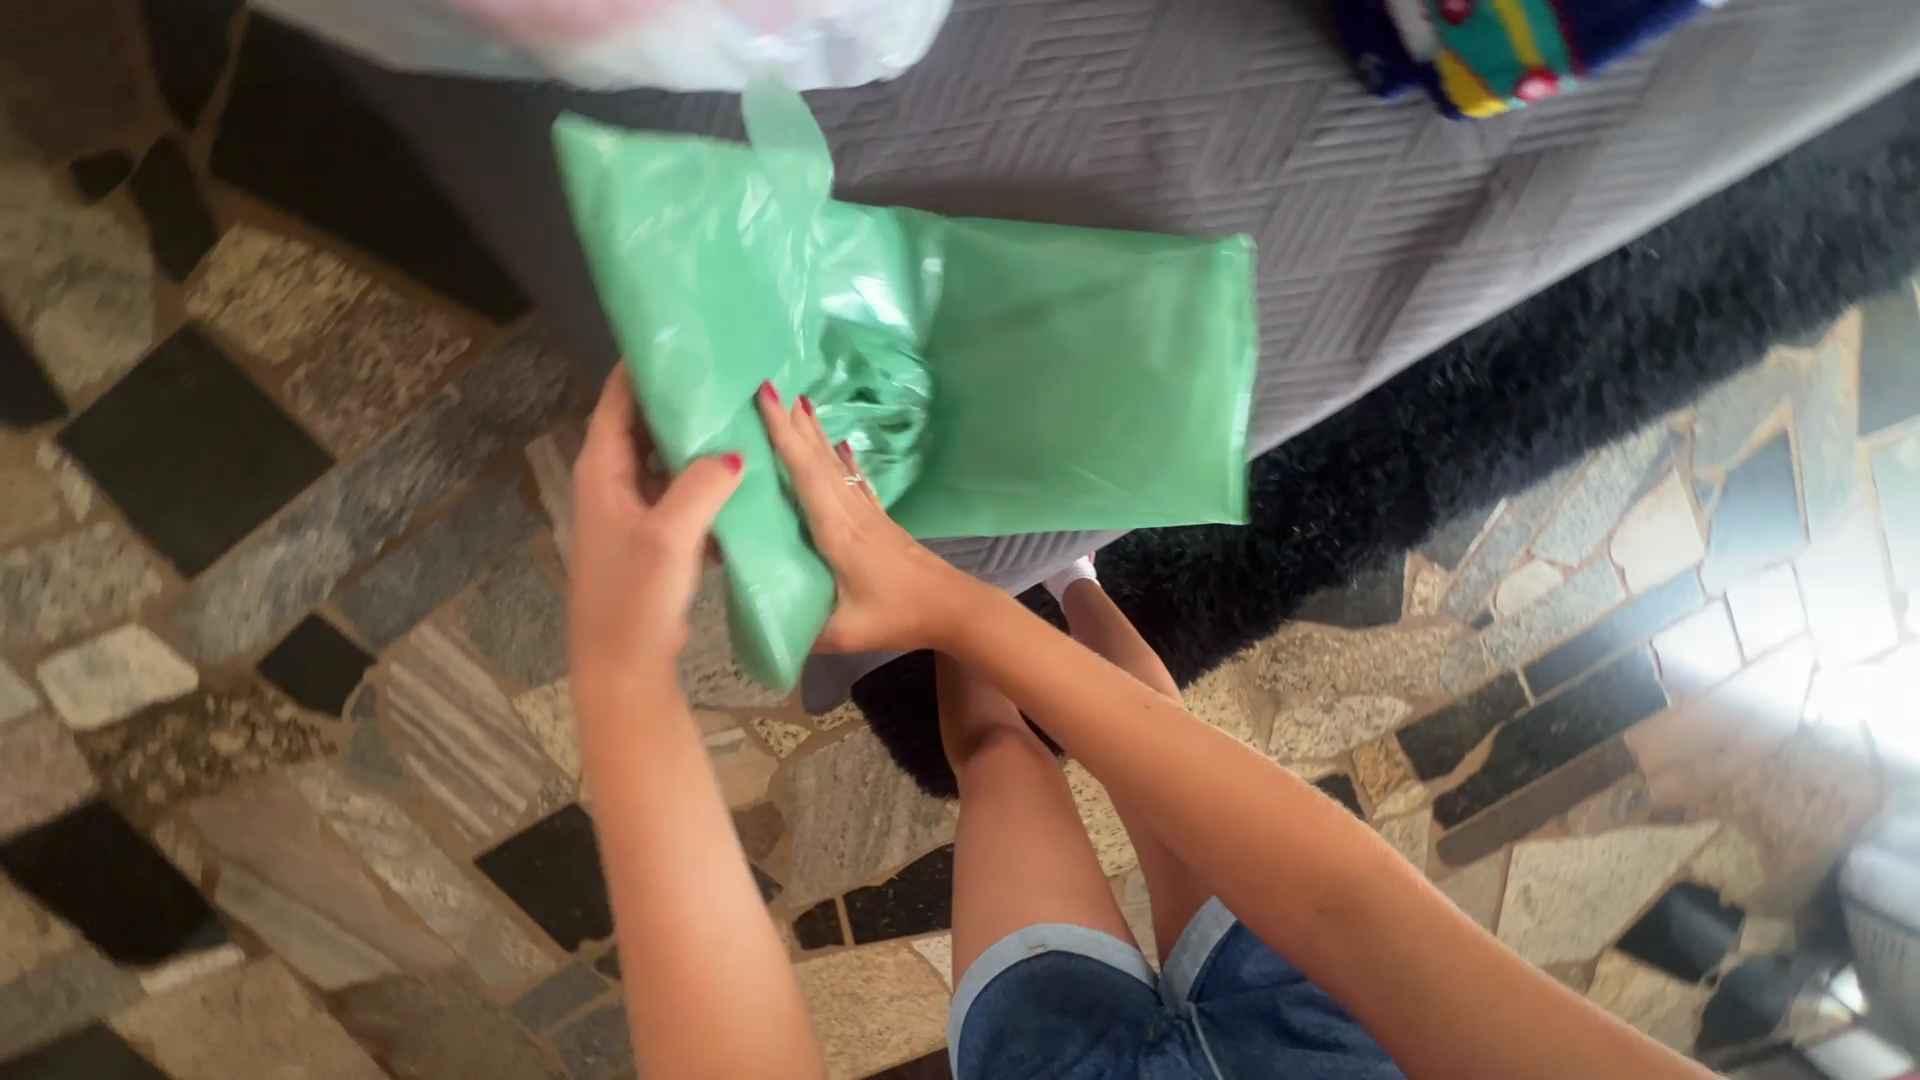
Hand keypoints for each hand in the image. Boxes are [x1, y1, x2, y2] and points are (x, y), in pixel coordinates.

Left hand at [570, 368, 741, 701]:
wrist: (626, 662)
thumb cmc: (635, 596)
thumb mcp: (669, 536)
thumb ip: (702, 486)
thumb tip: (736, 453)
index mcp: (603, 470)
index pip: (619, 401)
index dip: (644, 368)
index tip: (684, 341)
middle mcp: (614, 483)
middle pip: (646, 427)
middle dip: (682, 402)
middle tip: (728, 378)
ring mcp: (636, 511)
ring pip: (668, 461)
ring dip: (699, 444)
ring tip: (743, 420)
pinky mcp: (657, 537)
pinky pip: (685, 495)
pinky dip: (709, 484)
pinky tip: (745, 479)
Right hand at [755, 382, 983, 652]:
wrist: (953, 608)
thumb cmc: (899, 616)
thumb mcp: (845, 633)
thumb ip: (801, 632)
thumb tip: (764, 630)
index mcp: (838, 531)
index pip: (806, 473)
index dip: (784, 434)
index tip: (766, 396)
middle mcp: (852, 513)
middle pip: (819, 459)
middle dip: (794, 422)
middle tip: (772, 386)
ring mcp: (871, 515)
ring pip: (838, 466)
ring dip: (817, 434)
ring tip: (801, 402)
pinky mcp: (883, 523)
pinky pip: (858, 483)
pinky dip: (847, 462)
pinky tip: (845, 447)